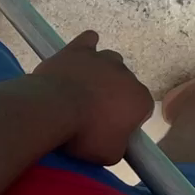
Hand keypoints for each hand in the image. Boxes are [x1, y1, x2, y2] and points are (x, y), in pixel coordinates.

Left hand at [32, 31, 154, 163]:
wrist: (53, 110)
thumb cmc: (84, 135)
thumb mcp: (111, 154)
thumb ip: (120, 144)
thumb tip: (117, 139)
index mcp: (139, 98)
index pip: (141, 107)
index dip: (127, 118)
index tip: (112, 128)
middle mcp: (125, 74)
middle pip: (123, 83)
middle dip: (113, 95)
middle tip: (94, 111)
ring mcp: (101, 58)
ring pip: (109, 61)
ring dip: (101, 72)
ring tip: (84, 87)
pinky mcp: (78, 50)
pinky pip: (88, 40)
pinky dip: (87, 45)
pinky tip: (82, 51)